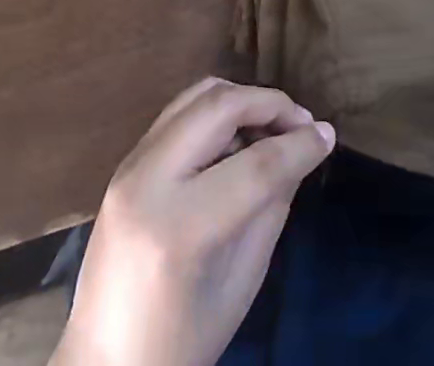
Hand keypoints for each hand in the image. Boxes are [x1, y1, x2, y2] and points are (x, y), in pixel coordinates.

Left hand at [51, 78, 334, 365]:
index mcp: (177, 227)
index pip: (254, 165)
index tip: (329, 136)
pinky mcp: (126, 161)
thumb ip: (274, 204)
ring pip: (196, 95)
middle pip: (219, 107)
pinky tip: (240, 136)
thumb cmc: (181, 338)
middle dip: (271, 103)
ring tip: (275, 125)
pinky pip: (180, 112)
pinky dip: (218, 110)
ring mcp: (129, 165)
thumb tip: (305, 147)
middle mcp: (146, 180)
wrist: (104, 359)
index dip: (300, 145)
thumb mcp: (242, 280)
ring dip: (243, 100)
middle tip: (304, 123)